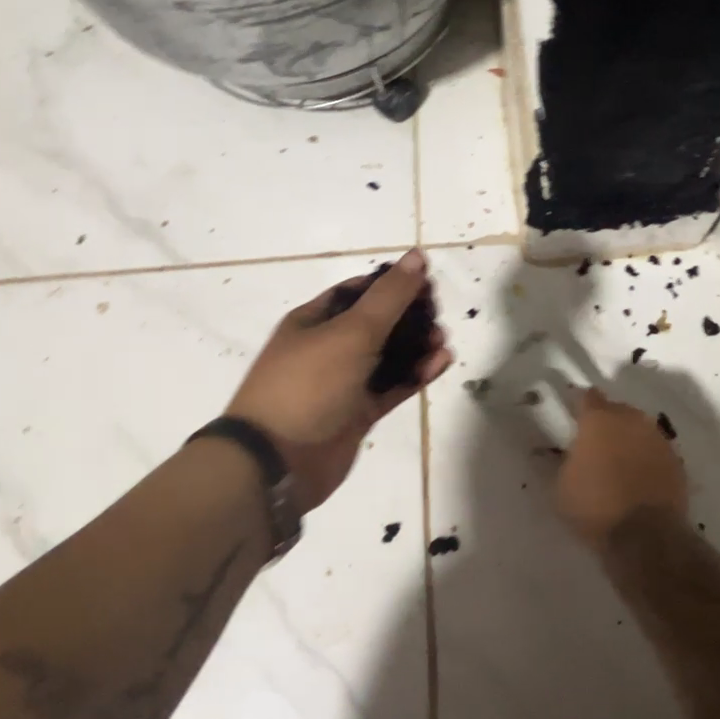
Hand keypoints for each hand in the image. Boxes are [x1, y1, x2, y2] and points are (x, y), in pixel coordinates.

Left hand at [225, 250, 451, 511]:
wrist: (277, 462)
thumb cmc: (308, 384)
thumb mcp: (351, 332)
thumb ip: (389, 296)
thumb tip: (417, 255)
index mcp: (314, 320)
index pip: (359, 291)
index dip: (393, 284)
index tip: (428, 283)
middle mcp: (327, 347)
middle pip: (377, 323)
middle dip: (410, 316)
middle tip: (439, 315)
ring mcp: (343, 383)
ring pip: (388, 356)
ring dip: (417, 346)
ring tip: (443, 342)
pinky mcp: (358, 413)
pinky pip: (392, 387)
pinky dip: (415, 375)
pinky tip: (440, 364)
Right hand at [556, 387, 686, 547]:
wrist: (646, 536)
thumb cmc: (595, 507)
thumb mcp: (561, 487)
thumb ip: (563, 461)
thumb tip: (560, 454)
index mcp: (598, 419)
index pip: (587, 396)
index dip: (581, 405)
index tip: (576, 418)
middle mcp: (631, 419)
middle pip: (617, 410)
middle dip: (608, 422)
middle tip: (598, 445)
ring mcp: (657, 437)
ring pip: (640, 428)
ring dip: (630, 439)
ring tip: (621, 463)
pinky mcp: (676, 459)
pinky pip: (656, 450)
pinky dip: (648, 458)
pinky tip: (642, 478)